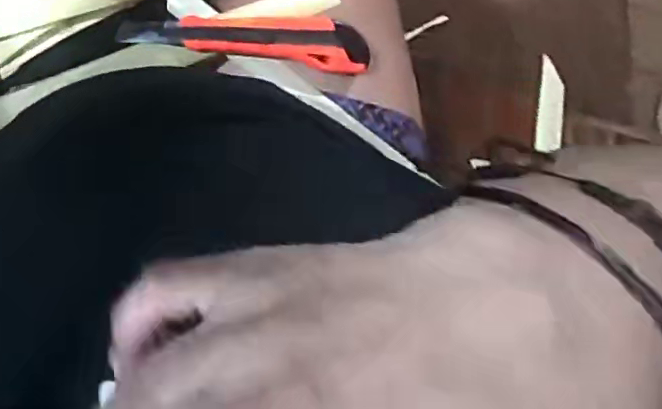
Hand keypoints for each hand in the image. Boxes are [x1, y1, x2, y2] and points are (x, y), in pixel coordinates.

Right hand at [106, 204, 661, 408]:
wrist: (526, 294)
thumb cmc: (529, 407)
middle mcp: (275, 372)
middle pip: (174, 404)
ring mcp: (253, 309)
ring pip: (159, 366)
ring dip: (136, 398)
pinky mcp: (251, 267)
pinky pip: (167, 286)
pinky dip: (136, 321)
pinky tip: (132, 349)